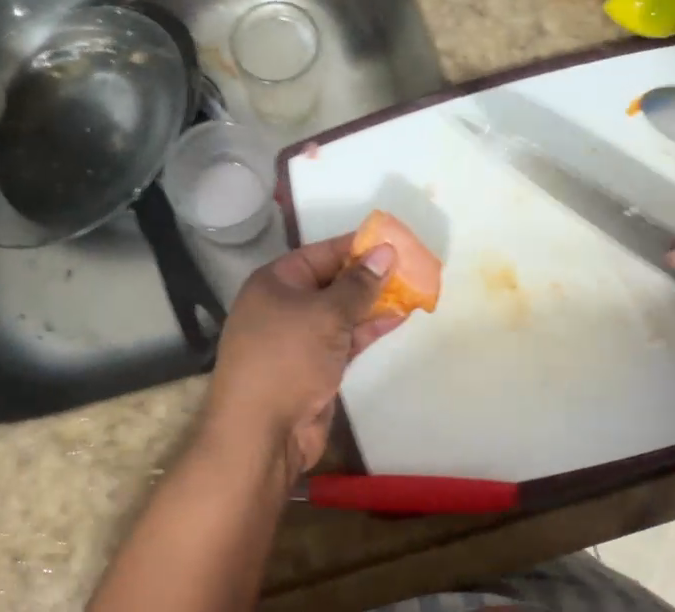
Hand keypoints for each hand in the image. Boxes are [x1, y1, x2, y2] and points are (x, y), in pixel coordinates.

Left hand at [202, 236, 403, 481]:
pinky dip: (367, 329)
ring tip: (413, 290)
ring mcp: (298, 337)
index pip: (321, 253)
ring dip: (372, 303)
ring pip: (340, 312)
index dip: (357, 246)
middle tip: (411, 266)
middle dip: (368, 275)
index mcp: (275, 281)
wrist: (260, 433)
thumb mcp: (326, 315)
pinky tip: (398, 318)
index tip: (394, 241)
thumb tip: (385, 252)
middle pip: (332, 281)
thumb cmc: (287, 358)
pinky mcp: (313, 366)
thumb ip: (358, 285)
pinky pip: (344, 338)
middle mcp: (283, 304)